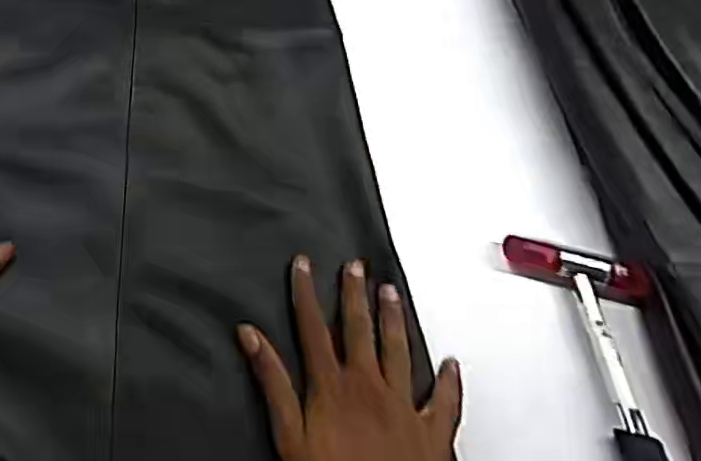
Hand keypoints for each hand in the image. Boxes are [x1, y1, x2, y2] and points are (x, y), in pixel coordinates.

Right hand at [239, 257, 462, 460]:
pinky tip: (452, 364)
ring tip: (391, 292)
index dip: (306, 291)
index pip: (314, 326)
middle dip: (355, 294)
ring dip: (394, 320)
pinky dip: (450, 383)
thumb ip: (271, 382)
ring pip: (399, 352)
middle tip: (355, 265)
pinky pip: (445, 404)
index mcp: (332, 385)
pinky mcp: (434, 437)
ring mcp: (404, 409)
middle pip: (359, 330)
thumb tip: (249, 333)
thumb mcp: (290, 437)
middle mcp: (369, 387)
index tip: (302, 263)